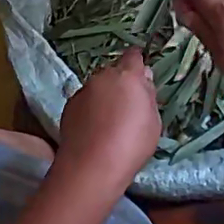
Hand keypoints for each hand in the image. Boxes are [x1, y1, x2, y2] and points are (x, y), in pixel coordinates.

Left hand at [55, 47, 161, 189]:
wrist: (91, 167)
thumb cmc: (132, 144)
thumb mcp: (154, 121)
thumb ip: (148, 95)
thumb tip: (143, 80)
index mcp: (127, 76)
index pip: (133, 56)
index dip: (138, 64)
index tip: (141, 76)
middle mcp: (102, 77)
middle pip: (114, 73)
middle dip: (121, 83)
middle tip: (128, 106)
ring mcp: (82, 91)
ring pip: (98, 87)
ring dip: (104, 96)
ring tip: (110, 121)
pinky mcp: (69, 106)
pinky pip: (85, 101)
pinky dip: (90, 109)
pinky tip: (95, 129)